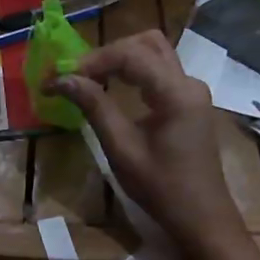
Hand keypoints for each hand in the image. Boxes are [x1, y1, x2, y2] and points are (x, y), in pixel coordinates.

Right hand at [44, 31, 246, 249]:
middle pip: (146, 43)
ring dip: (118, 59)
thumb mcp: (121, 148)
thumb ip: (94, 107)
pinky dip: (130, 71)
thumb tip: (61, 79)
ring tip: (87, 80)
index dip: (90, 61)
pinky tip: (108, 88)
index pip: (130, 55)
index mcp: (176, 93)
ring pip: (153, 53)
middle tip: (75, 75)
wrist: (200, 216)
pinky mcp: (187, 102)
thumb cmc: (160, 187)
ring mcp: (191, 91)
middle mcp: (188, 83)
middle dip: (106, 53)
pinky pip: (157, 71)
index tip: (58, 78)